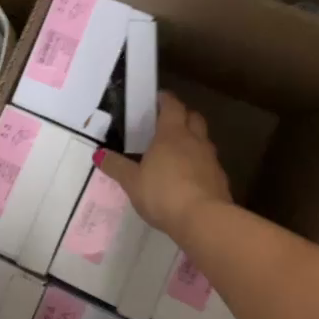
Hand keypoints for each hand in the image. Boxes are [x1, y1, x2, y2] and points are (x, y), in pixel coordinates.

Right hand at [97, 92, 231, 235]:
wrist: (204, 219)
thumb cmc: (163, 193)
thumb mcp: (132, 182)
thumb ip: (116, 167)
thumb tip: (99, 154)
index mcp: (171, 134)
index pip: (171, 106)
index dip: (165, 99)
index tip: (158, 99)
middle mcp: (194, 141)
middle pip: (193, 117)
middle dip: (183, 115)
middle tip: (168, 122)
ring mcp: (210, 159)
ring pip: (204, 140)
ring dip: (193, 139)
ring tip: (178, 151)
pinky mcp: (220, 179)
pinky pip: (209, 163)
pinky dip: (200, 164)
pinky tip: (190, 177)